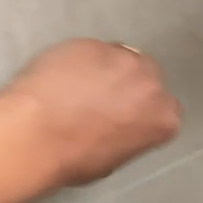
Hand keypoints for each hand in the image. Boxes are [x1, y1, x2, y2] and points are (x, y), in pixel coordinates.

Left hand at [2, 39, 183, 185]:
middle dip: (131, 84)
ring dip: (108, 69)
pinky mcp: (91, 44)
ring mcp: (122, 60)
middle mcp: (151, 85)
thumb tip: (120, 123)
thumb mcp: (119, 156)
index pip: (164, 107)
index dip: (143, 109)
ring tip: (82, 85)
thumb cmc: (77, 158)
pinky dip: (81, 61)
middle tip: (105, 98)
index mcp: (165, 119)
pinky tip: (63, 77)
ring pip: (122, 57)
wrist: (37, 135)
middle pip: (149, 75)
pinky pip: (92, 50)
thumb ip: (133, 131)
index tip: (128, 114)